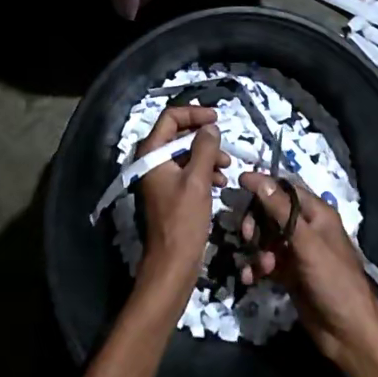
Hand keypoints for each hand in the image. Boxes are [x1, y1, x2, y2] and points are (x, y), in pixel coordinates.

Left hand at [135, 106, 228, 301]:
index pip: (170, 118)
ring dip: (206, 156)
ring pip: (184, 154)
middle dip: (203, 138)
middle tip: (225, 146)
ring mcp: (159, 178)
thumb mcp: (198, 180)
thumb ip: (204, 149)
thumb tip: (211, 127)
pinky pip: (186, 172)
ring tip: (226, 167)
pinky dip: (203, 172)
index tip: (217, 118)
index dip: (194, 113)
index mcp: (151, 153)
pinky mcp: (168, 193)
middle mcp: (150, 161)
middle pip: (177, 135)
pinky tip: (220, 183)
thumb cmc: (183, 220)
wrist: (172, 263)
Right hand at [237, 171, 377, 365]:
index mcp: (316, 214)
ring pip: (266, 238)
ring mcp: (297, 252)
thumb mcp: (306, 242)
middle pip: (271, 212)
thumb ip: (280, 210)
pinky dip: (256, 267)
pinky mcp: (290, 273)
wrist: (348, 334)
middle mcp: (306, 228)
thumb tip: (258, 178)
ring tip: (260, 266)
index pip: (285, 189)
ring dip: (256, 249)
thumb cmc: (333, 281)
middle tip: (247, 236)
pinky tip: (250, 278)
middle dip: (256, 223)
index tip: (239, 183)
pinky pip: (266, 261)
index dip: (263, 185)